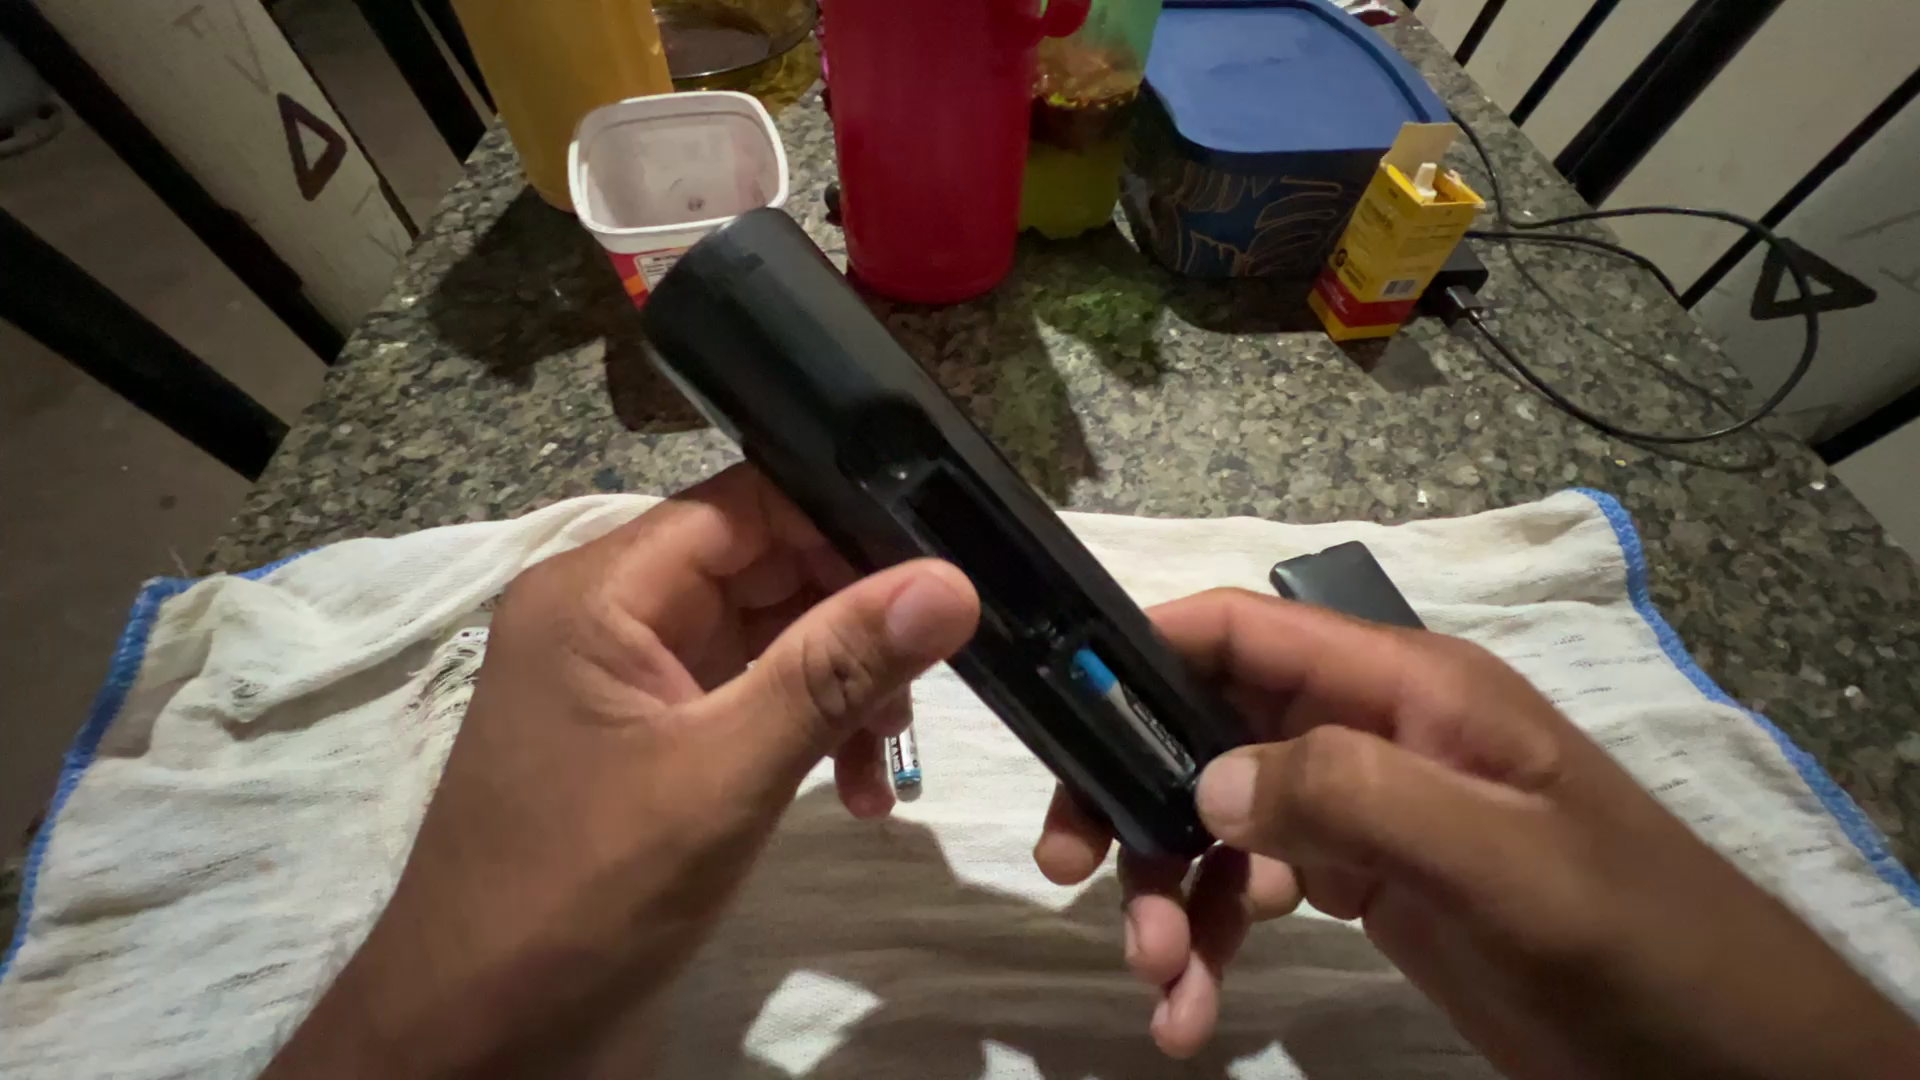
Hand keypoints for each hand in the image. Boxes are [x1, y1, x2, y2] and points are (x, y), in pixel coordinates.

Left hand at [264, 465, 978, 1078]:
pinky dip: (817, 728)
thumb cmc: (584, 899)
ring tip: (891, 753)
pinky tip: (861, 788)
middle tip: (924, 679)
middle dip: (855, 622)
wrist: (481, 1053)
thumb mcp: (726, 774)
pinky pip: (761, 693)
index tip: (930, 575)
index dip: (842, 527)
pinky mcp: (667, 730)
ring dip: (845, 685)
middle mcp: (619, 613)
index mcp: (604, 589)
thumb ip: (837, 670)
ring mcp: (643, 675)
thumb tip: (950, 585)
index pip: (747, 508)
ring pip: (777, 635)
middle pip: (770, 569)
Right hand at [1036, 588, 1919, 1077]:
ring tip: (1155, 979)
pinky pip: (1241, 880)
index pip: (1241, 630)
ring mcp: (1346, 801)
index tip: (1066, 699)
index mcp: (1393, 685)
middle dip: (1132, 796)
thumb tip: (1207, 782)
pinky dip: (1205, 932)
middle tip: (1069, 862)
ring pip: (1211, 815)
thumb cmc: (1639, 944)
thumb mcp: (1505, 862)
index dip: (1147, 646)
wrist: (1732, 1070)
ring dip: (1166, 888)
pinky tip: (1190, 1003)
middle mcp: (1354, 727)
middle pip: (1200, 729)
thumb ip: (1354, 795)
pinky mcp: (1342, 870)